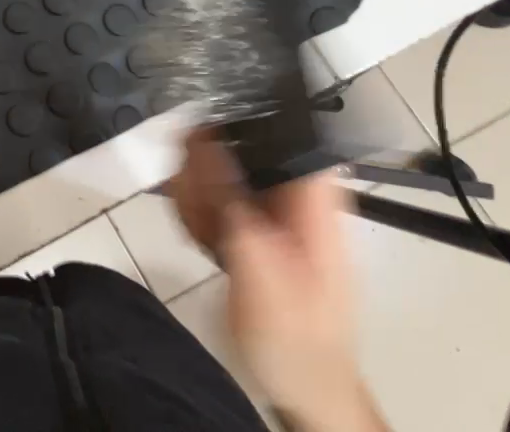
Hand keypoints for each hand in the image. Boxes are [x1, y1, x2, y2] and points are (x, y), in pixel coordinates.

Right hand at [168, 132, 383, 431]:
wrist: (304, 391)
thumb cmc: (294, 339)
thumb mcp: (258, 268)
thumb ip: (231, 199)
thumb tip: (205, 137)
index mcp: (313, 198)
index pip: (285, 128)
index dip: (241, 119)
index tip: (199, 136)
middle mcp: (294, 195)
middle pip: (236, 145)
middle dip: (202, 172)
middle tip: (198, 209)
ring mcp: (270, 210)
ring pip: (216, 169)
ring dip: (195, 198)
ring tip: (204, 235)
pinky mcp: (251, 225)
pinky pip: (212, 197)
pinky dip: (197, 216)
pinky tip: (204, 242)